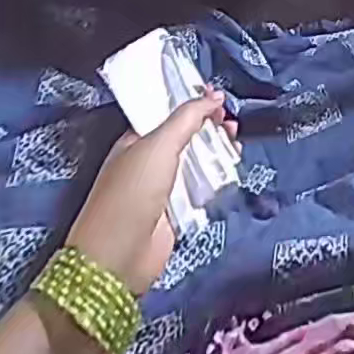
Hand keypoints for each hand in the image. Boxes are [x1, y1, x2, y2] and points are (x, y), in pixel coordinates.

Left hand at [65, 89, 235, 292]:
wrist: (118, 259)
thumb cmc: (133, 193)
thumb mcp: (158, 145)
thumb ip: (187, 117)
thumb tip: (214, 96)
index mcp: (138, 139)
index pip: (169, 110)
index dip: (193, 101)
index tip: (218, 95)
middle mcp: (151, 159)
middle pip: (187, 132)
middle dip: (209, 122)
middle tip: (229, 118)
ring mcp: (166, 184)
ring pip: (198, 156)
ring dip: (218, 144)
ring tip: (234, 137)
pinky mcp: (180, 208)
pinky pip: (204, 182)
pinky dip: (220, 171)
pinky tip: (233, 162)